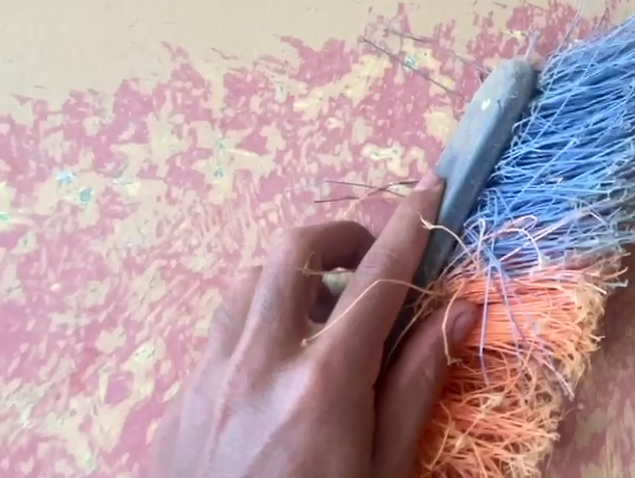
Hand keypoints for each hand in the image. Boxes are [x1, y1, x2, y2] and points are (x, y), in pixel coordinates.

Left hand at [151, 173, 476, 477]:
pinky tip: (281, 363)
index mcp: (322, 383)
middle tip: (371, 257)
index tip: (432, 184)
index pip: (379, 275)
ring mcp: (206, 381)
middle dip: (342, 232)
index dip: (411, 222)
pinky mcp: (175, 405)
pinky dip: (261, 315)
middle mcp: (258, 364)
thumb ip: (419, 380)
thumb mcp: (387, 470)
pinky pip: (221, 328)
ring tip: (325, 313)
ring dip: (295, 274)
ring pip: (249, 280)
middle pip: (295, 249)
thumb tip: (459, 306)